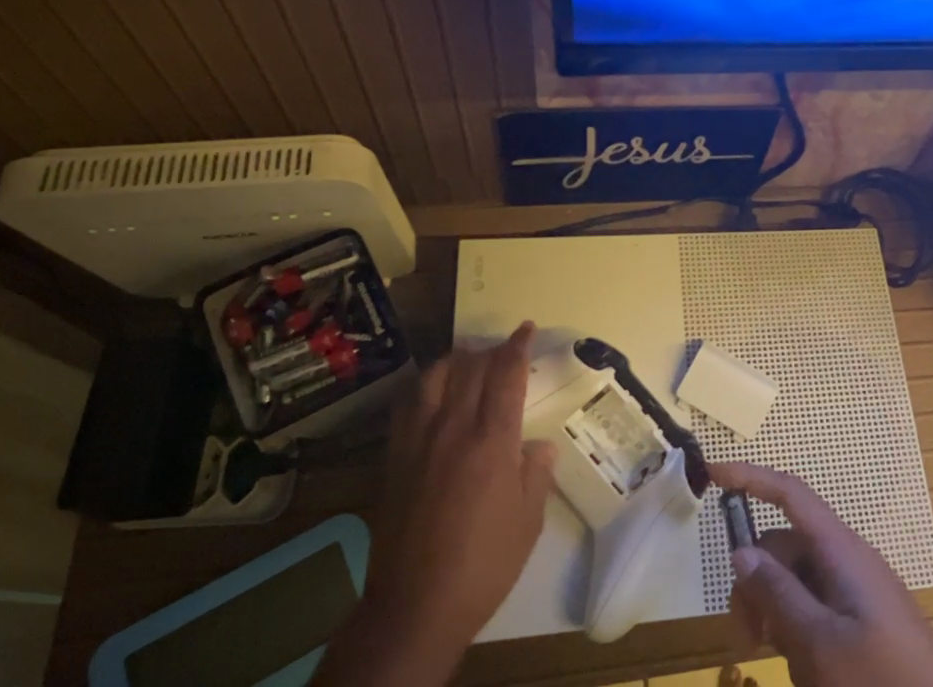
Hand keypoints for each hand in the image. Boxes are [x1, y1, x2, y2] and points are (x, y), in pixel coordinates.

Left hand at [315, 323, 556, 686]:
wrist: (415, 603)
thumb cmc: (484, 565)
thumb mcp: (528, 522)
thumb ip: (535, 475)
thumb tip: (539, 447)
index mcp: (493, 443)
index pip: (506, 377)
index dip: (517, 347)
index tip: (525, 329)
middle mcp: (453, 429)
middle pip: (470, 368)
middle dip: (490, 349)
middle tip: (503, 347)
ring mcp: (418, 441)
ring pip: (434, 377)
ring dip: (455, 360)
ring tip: (467, 360)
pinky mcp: (394, 458)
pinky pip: (407, 404)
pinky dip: (424, 386)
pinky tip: (431, 392)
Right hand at [712, 461, 932, 686]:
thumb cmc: (880, 680)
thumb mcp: (819, 643)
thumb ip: (778, 594)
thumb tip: (741, 550)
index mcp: (843, 551)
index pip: (791, 493)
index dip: (751, 477)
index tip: (711, 474)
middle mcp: (849, 561)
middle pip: (784, 548)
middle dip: (756, 583)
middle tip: (745, 637)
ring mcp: (857, 592)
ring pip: (796, 583)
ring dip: (776, 616)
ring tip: (783, 662)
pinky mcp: (863, 621)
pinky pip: (816, 609)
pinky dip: (798, 632)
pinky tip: (804, 669)